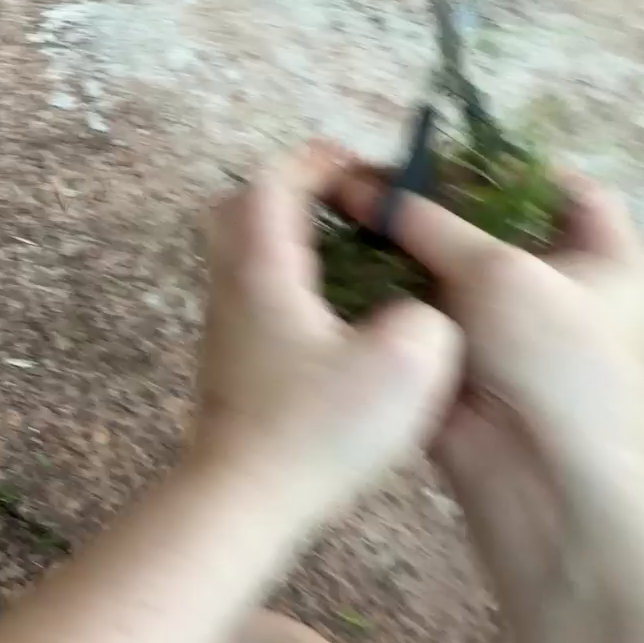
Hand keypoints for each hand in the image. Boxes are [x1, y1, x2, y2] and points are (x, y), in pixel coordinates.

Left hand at [197, 143, 462, 517]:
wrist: (244, 481)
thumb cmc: (317, 426)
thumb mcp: (405, 365)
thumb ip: (422, 315)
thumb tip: (409, 305)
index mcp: (261, 271)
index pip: (268, 187)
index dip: (309, 160)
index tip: (358, 161)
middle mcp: (228, 281)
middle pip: (236, 204)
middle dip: (287, 182)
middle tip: (346, 191)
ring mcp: (221, 310)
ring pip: (234, 240)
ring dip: (280, 220)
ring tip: (345, 234)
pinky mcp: (227, 339)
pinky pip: (244, 273)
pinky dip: (279, 256)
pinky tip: (328, 288)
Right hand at [332, 167, 643, 552]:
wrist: (531, 461)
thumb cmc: (550, 359)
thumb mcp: (498, 272)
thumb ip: (424, 220)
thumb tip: (354, 184)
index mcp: (602, 258)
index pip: (563, 190)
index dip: (503, 165)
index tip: (434, 152)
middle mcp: (545, 278)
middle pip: (480, 217)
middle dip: (422, 196)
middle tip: (362, 176)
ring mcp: (489, 308)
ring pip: (431, 253)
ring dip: (387, 233)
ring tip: (334, 207)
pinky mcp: (440, 333)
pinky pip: (401, 289)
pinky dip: (371, 271)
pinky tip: (329, 252)